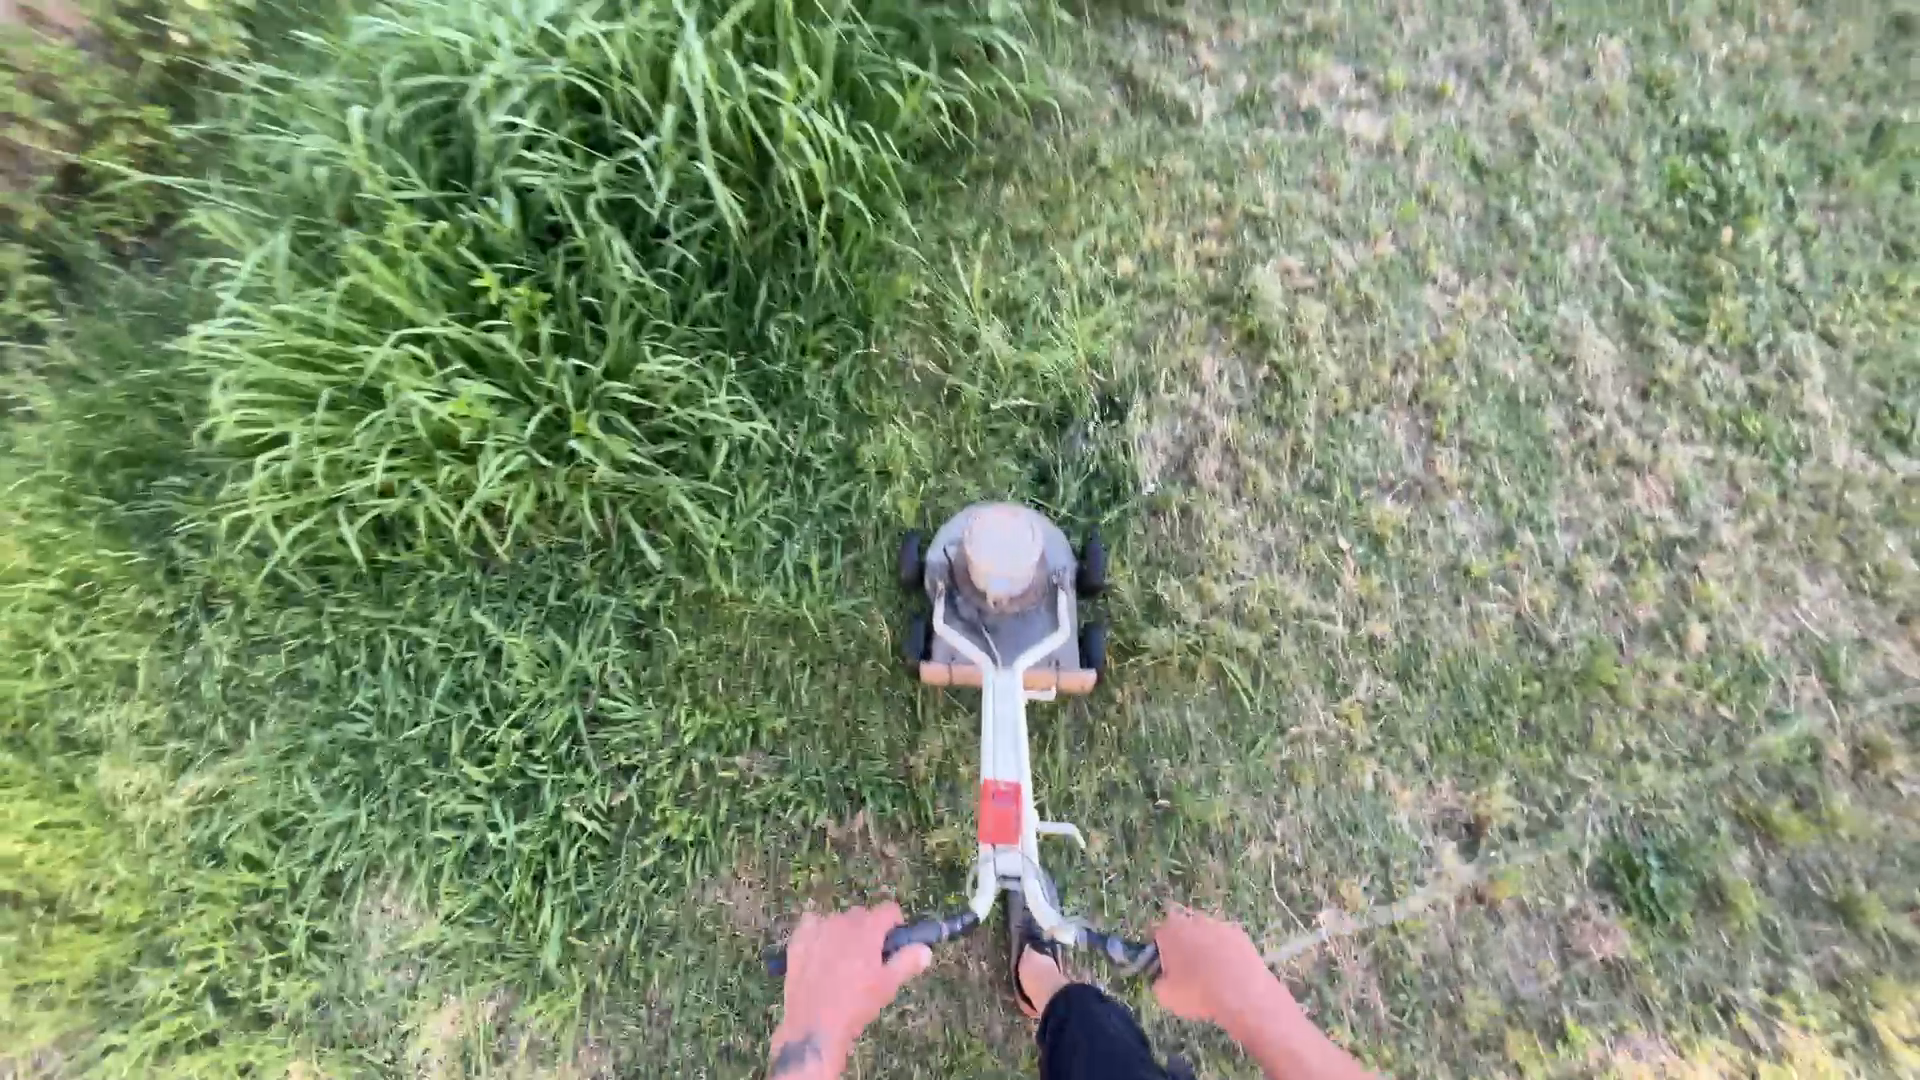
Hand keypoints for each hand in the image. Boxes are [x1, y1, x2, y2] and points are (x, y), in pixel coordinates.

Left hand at [768, 902, 931, 1077]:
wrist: (814, 1026)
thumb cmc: (856, 1005)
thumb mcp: (888, 985)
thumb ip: (907, 961)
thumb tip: (926, 950)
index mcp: (869, 927)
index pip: (889, 910)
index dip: (895, 924)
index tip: (894, 943)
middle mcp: (844, 920)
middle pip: (863, 915)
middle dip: (869, 931)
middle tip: (869, 960)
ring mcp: (819, 927)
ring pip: (838, 920)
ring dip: (844, 933)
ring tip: (842, 963)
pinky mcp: (799, 939)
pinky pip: (812, 924)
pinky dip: (818, 933)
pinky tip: (818, 953)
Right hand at [1152, 906, 1292, 1030]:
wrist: (1243, 995)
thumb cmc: (1198, 994)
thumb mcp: (1166, 997)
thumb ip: (1158, 983)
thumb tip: (1163, 981)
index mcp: (1169, 930)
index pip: (1156, 934)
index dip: (1158, 952)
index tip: (1164, 969)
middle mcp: (1191, 919)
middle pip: (1181, 930)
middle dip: (1182, 946)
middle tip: (1187, 972)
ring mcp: (1217, 924)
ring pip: (1205, 934)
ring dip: (1205, 948)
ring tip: (1213, 976)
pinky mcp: (1239, 933)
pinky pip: (1226, 941)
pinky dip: (1226, 953)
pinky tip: (1231, 974)